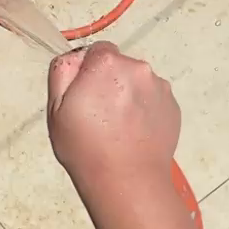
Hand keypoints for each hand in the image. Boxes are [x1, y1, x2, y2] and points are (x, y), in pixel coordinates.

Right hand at [47, 42, 180, 194]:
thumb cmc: (85, 146)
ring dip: (125, 96)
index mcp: (106, 64)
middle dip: (106, 82)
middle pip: (118, 66)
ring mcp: (160, 87)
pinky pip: (151, 100)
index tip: (80, 95)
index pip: (96, 50)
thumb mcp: (55, 109)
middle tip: (94, 115)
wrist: (126, 178)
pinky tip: (130, 133)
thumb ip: (61, 72)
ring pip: (135, 83)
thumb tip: (73, 57)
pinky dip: (141, 111)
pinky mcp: (172, 106)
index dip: (85, 71)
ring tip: (114, 128)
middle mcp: (138, 68)